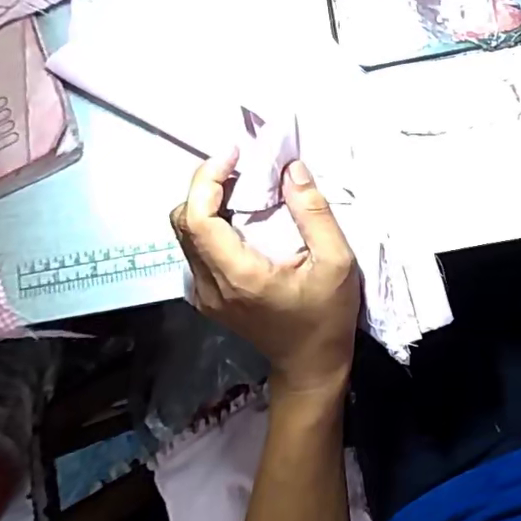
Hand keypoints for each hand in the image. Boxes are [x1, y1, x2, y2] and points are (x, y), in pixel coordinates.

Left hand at [170, 152, 361, 398]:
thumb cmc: (328, 314)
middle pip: (183, 222)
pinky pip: (197, 250)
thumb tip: (292, 169)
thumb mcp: (337, 261)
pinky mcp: (208, 297)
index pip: (197, 219)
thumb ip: (314, 214)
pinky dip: (213, 224)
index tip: (233, 155)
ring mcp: (204, 294)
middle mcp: (209, 285)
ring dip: (208, 204)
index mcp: (238, 276)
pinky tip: (243, 219)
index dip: (206, 180)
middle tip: (242, 167)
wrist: (311, 364)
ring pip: (186, 235)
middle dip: (206, 186)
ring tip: (245, 187)